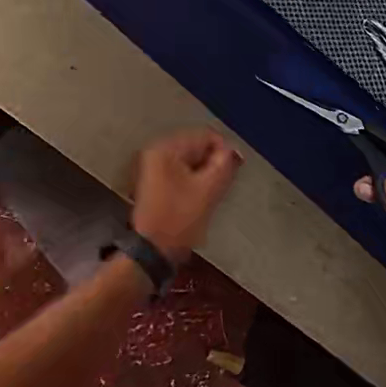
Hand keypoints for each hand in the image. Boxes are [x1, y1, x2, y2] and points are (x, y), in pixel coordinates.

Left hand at [130, 128, 242, 262]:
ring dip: (204, 173)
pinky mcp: (154, 180)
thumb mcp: (208, 190)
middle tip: (221, 185)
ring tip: (209, 193)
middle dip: (212, 163)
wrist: (152, 251)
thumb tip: (233, 150)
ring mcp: (152, 166)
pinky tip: (198, 197)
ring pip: (190, 160)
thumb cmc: (179, 218)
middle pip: (196, 145)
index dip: (223, 151)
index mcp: (166, 147)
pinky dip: (193, 179)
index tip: (233, 172)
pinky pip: (181, 171)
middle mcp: (156, 150)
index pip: (205, 135)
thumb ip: (224, 164)